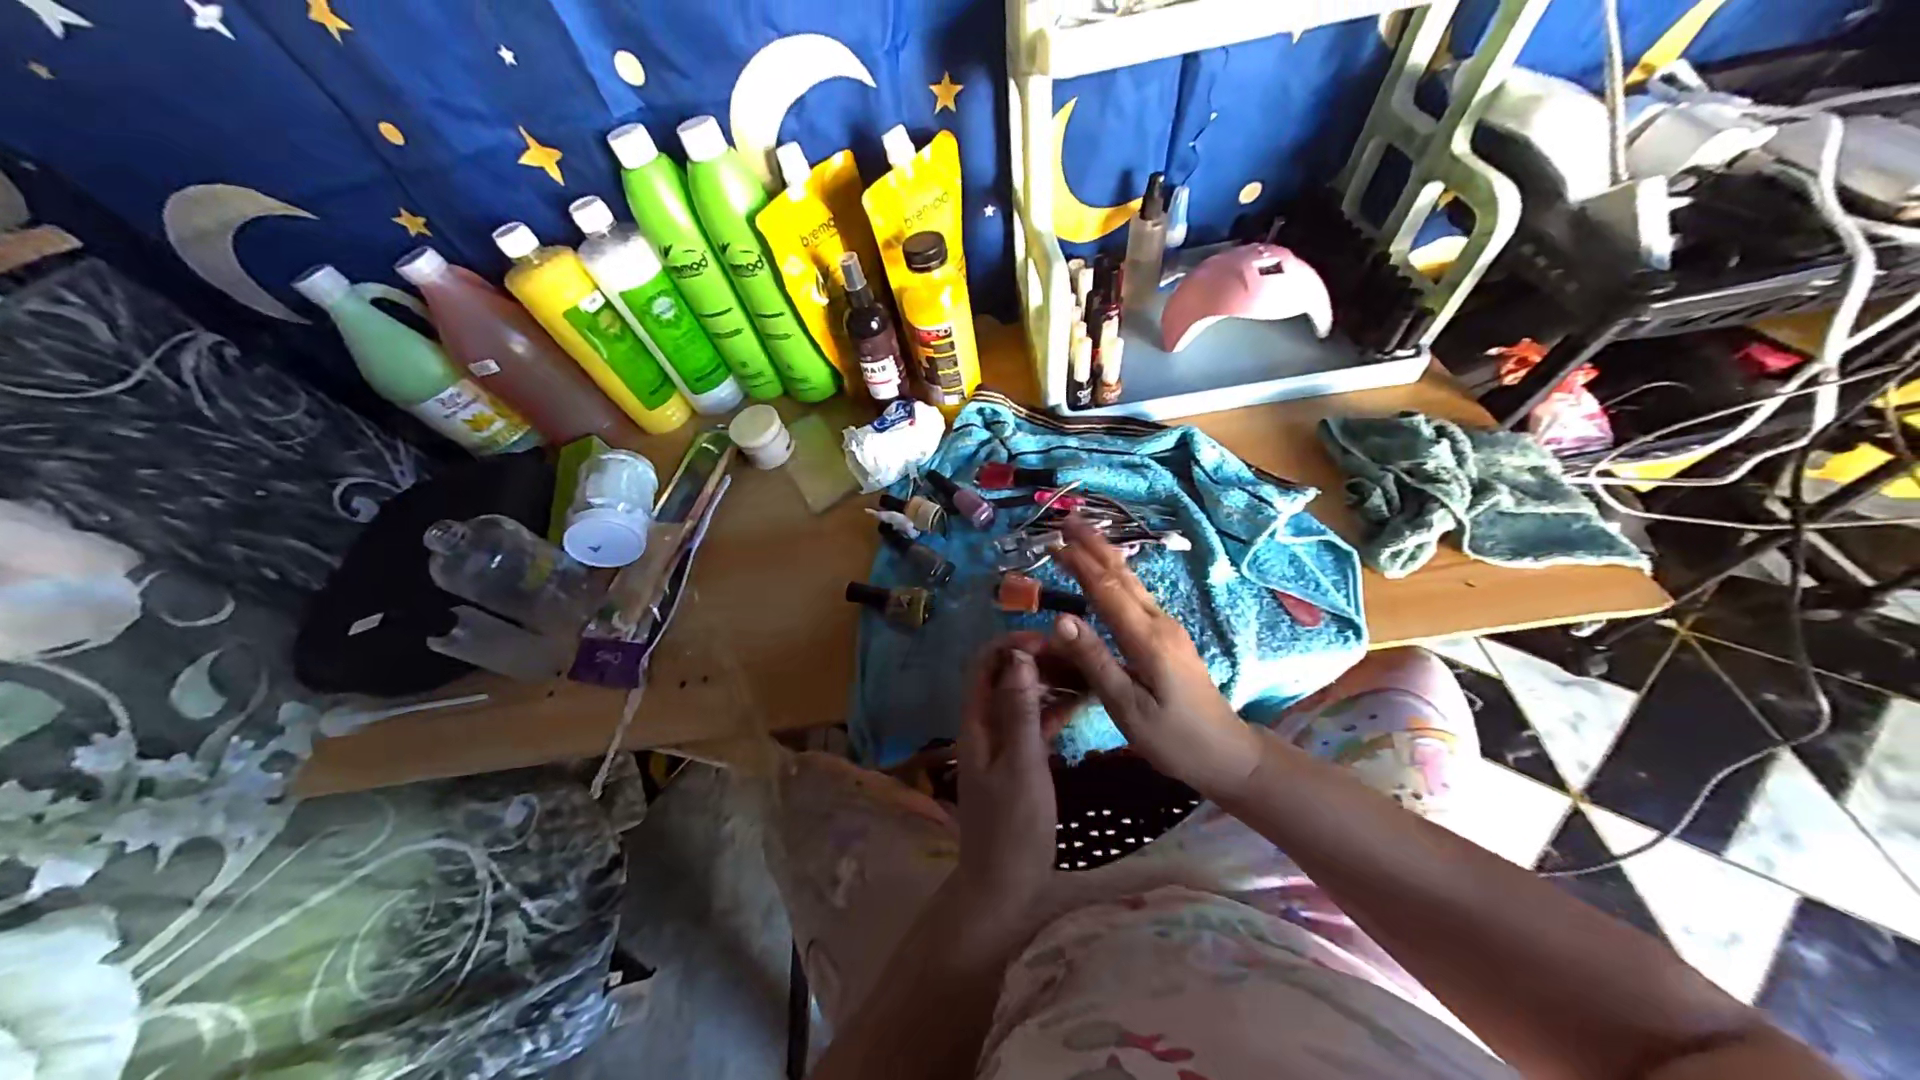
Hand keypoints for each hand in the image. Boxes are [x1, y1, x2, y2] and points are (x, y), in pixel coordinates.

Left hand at [955, 639, 1059, 932]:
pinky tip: (1082, 702)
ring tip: (1088, 673)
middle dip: (1038, 658)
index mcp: (976, 722)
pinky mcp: (1019, 759)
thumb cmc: (1013, 827)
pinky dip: (1054, 708)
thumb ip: (1019, 711)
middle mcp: (985, 725)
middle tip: (1080, 656)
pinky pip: (1034, 721)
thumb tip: (1020, 656)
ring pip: (1023, 696)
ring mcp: (1002, 742)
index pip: (985, 663)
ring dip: (1049, 681)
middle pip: (1005, 675)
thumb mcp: (1021, 766)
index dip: (1014, 643)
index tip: (1054, 641)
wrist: (1005, 885)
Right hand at [1049, 516, 1263, 799]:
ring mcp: (1167, 627)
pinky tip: (1107, 573)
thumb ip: (1094, 660)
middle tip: (1067, 519)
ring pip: (1131, 582)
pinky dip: (1115, 576)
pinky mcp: (1169, 637)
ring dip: (1104, 556)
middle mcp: (1159, 622)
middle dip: (1094, 544)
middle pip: (1122, 574)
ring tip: (1082, 536)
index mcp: (1147, 638)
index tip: (1053, 541)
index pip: (1106, 589)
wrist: (1228, 754)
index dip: (1079, 563)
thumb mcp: (1128, 707)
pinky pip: (1136, 595)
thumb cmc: (1174, 738)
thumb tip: (1060, 619)